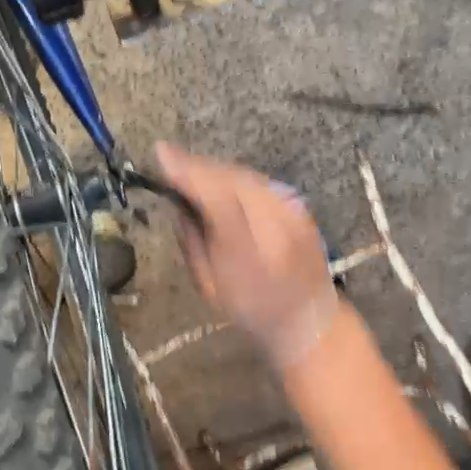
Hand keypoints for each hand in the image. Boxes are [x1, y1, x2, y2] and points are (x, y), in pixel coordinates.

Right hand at [154, 142, 340, 367]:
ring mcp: (293, 211)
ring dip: (214, 169)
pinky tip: (218, 179)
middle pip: (230, 178)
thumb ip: (191, 242)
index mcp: (248, 252)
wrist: (310, 318)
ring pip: (244, 175)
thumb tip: (175, 204)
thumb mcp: (208, 286)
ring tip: (189, 168)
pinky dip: (234, 177)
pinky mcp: (299, 205)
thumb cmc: (252, 310)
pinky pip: (258, 181)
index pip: (215, 196)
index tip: (160, 152)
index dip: (187, 171)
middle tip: (169, 160)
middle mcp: (276, 224)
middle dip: (197, 166)